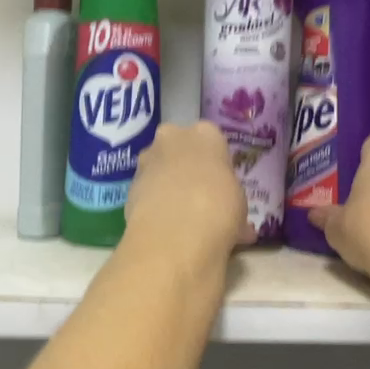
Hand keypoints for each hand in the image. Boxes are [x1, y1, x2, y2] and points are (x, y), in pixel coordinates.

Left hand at [124, 122, 252, 265]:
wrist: (174, 234)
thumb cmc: (220, 209)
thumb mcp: (240, 206)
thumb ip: (231, 204)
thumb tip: (241, 228)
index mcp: (205, 134)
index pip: (212, 141)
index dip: (216, 165)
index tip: (220, 184)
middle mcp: (172, 137)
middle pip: (179, 148)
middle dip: (186, 168)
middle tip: (200, 196)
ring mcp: (147, 160)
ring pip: (160, 169)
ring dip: (168, 186)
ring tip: (181, 217)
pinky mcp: (128, 185)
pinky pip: (147, 191)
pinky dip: (153, 204)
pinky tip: (164, 226)